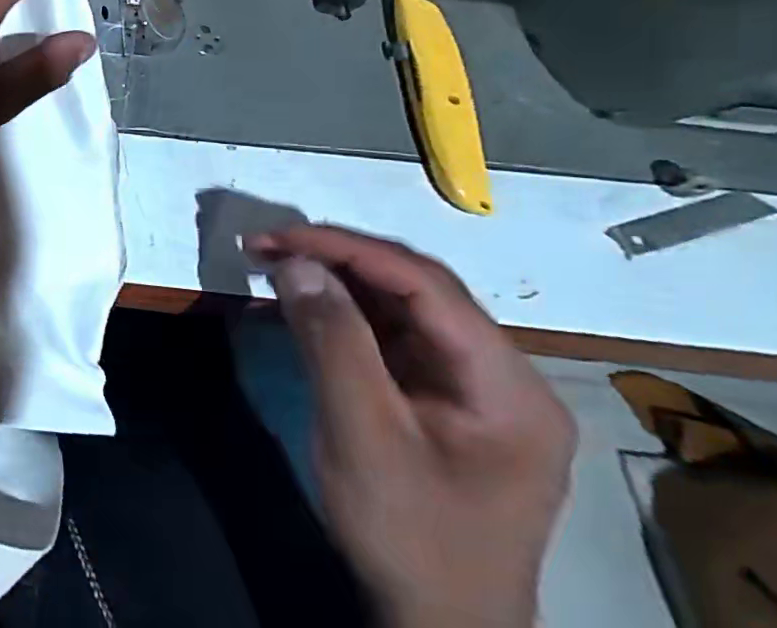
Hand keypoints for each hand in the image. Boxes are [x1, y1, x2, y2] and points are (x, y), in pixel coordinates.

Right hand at [247, 226, 574, 627]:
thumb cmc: (407, 538)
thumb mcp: (363, 438)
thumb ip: (332, 341)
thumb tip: (296, 263)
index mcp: (508, 384)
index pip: (426, 285)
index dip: (349, 250)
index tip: (280, 237)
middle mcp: (502, 375)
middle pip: (417, 292)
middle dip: (339, 262)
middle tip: (268, 248)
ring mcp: (473, 389)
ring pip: (401, 312)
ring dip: (337, 287)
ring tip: (275, 268)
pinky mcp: (443, 403)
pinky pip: (393, 343)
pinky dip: (344, 321)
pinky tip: (302, 310)